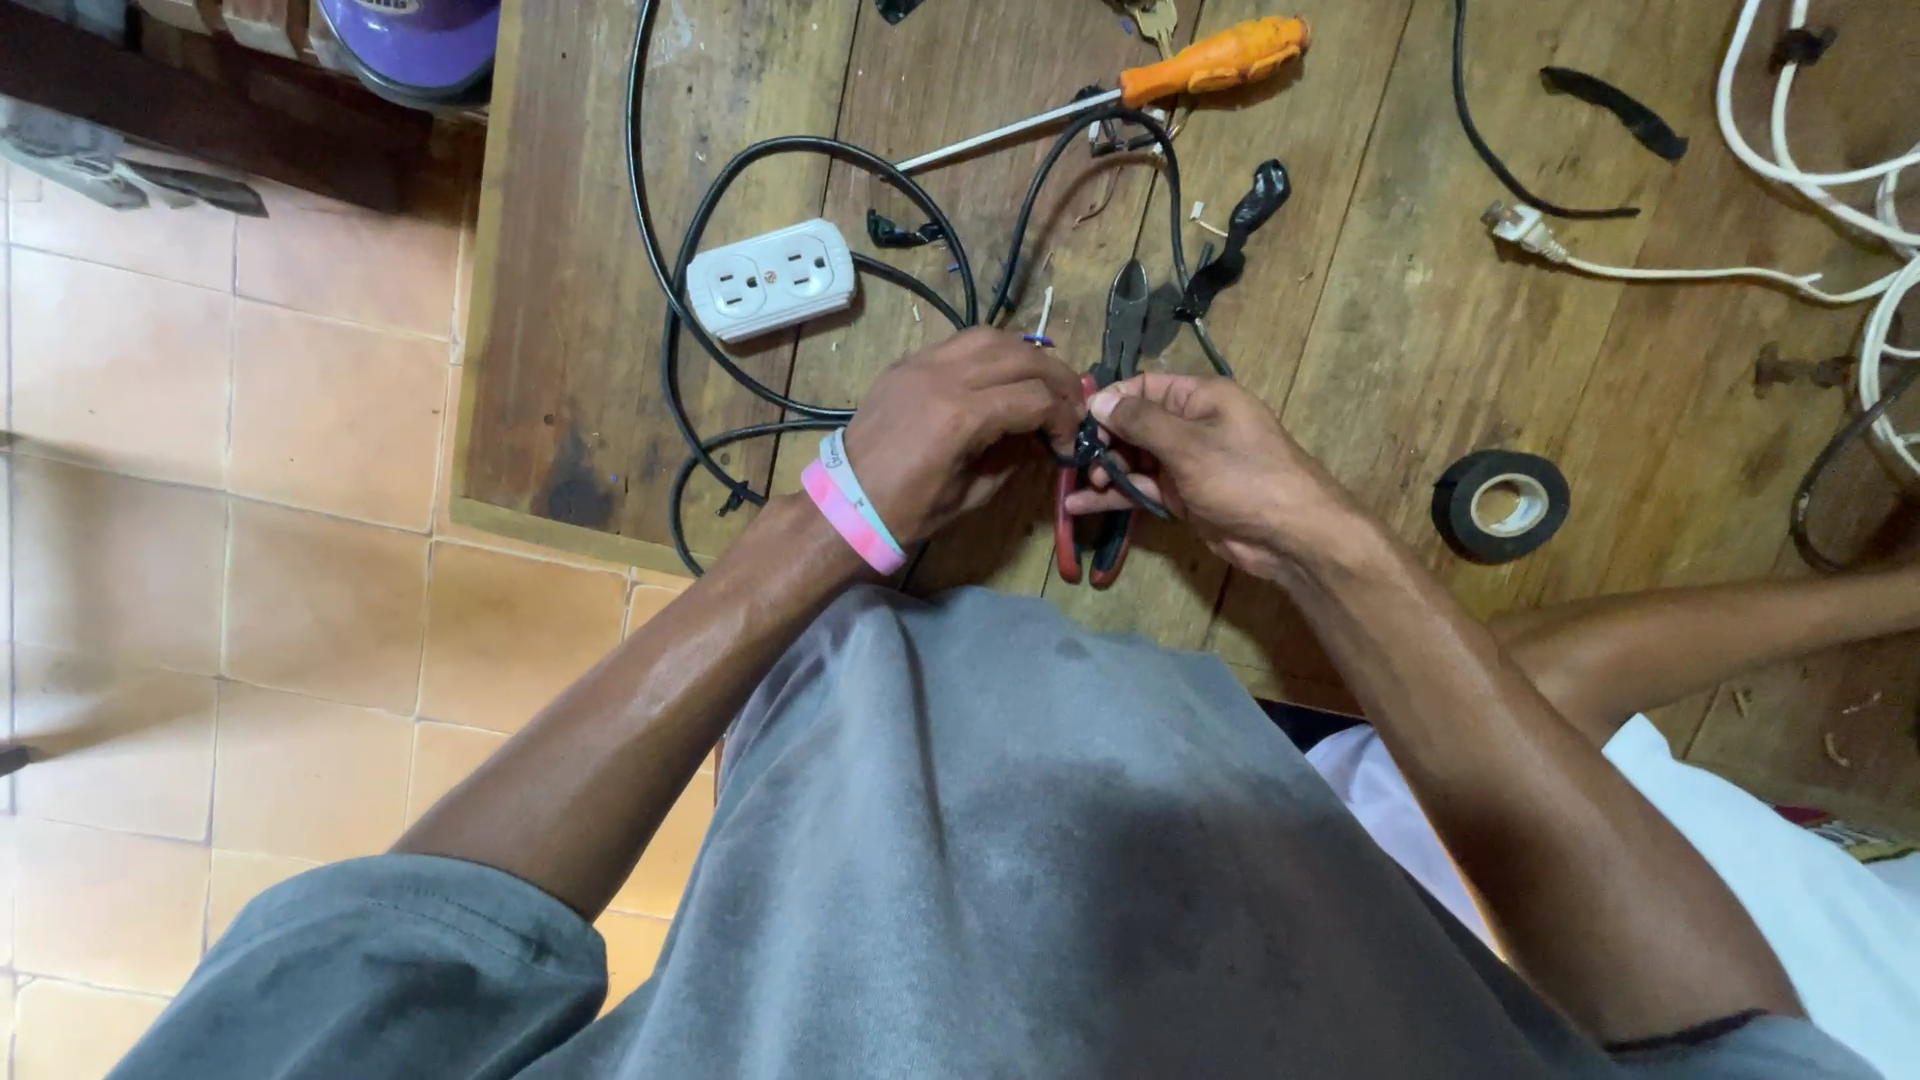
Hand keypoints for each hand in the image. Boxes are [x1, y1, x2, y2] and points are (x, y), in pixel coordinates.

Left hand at [844, 328, 1084, 544]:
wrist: (847, 502)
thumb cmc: (908, 511)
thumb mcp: (971, 494)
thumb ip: (1013, 459)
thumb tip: (1041, 439)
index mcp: (961, 418)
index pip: (1035, 398)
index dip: (1063, 418)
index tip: (1066, 442)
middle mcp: (944, 377)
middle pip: (1022, 356)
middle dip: (1057, 379)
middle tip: (1072, 403)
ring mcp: (921, 364)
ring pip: (991, 337)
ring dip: (1026, 356)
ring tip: (1041, 382)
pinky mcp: (907, 363)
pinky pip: (958, 343)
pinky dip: (989, 352)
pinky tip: (1000, 375)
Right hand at [1063, 374, 1363, 579]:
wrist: (1290, 536)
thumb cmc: (1244, 477)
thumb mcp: (1189, 444)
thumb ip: (1140, 421)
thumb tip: (1098, 400)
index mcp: (1200, 398)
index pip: (1144, 387)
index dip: (1110, 400)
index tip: (1077, 419)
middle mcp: (1191, 426)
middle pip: (1134, 424)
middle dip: (1103, 440)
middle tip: (1079, 459)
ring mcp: (1186, 463)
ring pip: (1134, 459)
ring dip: (1105, 470)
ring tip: (1080, 483)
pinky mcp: (1182, 497)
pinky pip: (1141, 489)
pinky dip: (1115, 496)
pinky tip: (1081, 505)